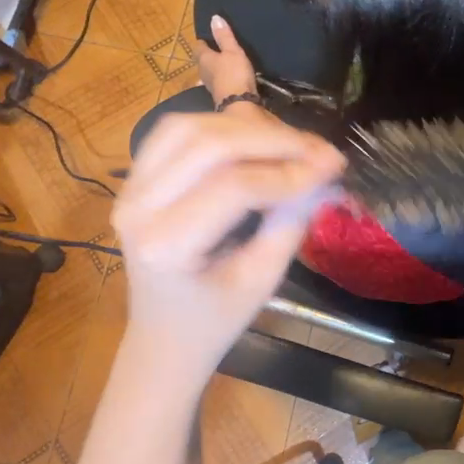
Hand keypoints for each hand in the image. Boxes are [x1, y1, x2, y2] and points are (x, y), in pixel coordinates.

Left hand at [112, 103, 343, 368]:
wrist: (165, 337)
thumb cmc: (216, 319)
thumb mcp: (262, 280)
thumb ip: (290, 222)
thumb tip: (324, 175)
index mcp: (167, 246)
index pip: (235, 186)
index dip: (290, 172)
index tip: (334, 168)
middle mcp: (138, 209)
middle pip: (209, 144)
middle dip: (273, 139)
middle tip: (320, 149)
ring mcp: (129, 189)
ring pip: (189, 127)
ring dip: (247, 126)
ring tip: (292, 142)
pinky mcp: (134, 179)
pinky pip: (174, 132)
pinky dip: (219, 126)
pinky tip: (254, 138)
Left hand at [196, 15, 256, 102]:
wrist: (239, 104)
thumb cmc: (234, 74)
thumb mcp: (233, 52)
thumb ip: (224, 36)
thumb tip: (214, 18)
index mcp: (204, 58)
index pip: (198, 47)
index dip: (203, 41)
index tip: (209, 38)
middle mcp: (203, 71)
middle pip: (203, 60)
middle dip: (209, 55)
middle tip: (219, 49)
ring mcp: (210, 85)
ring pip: (210, 72)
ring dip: (216, 68)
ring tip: (226, 64)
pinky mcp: (220, 95)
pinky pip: (219, 83)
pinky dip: (223, 79)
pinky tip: (229, 79)